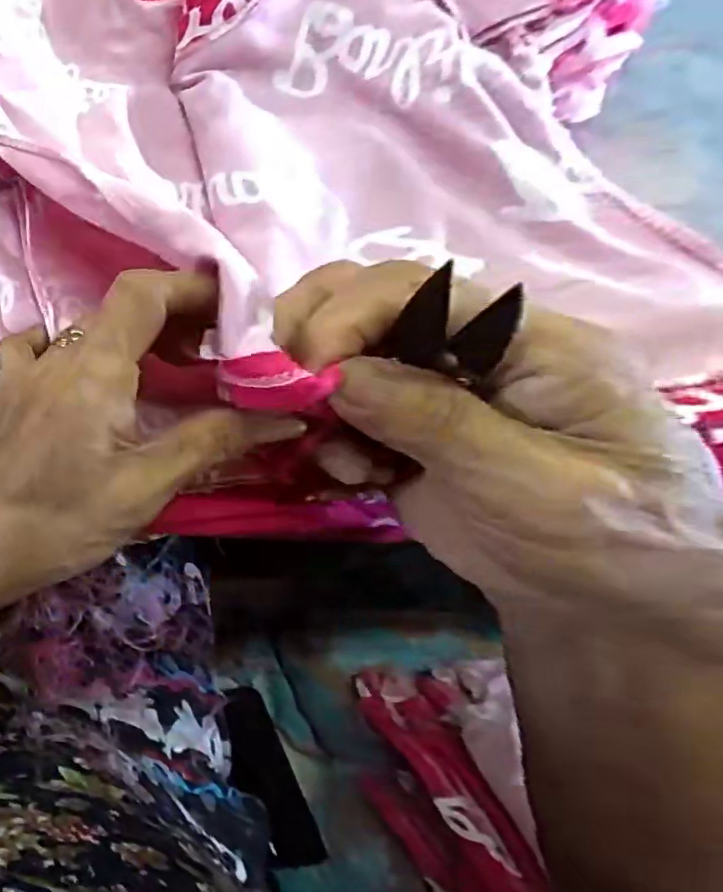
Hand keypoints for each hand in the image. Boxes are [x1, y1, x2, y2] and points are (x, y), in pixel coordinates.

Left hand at [0, 269, 307, 652]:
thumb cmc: (64, 520)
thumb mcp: (146, 485)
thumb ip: (211, 440)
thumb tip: (282, 415)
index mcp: (91, 369)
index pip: (140, 293)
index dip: (191, 288)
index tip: (236, 313)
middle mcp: (53, 358)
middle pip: (117, 311)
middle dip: (175, 320)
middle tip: (220, 355)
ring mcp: (22, 374)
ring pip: (83, 331)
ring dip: (131, 339)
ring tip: (173, 370)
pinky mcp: (6, 394)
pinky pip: (37, 349)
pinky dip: (71, 349)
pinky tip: (89, 376)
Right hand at [276, 260, 722, 631]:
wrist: (608, 602)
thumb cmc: (604, 540)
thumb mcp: (527, 481)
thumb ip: (433, 419)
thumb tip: (333, 375)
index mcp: (529, 342)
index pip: (413, 288)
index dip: (344, 319)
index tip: (306, 378)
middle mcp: (472, 348)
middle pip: (360, 296)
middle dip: (305, 339)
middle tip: (284, 393)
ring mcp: (430, 385)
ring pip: (332, 347)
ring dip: (309, 396)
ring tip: (331, 449)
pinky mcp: (395, 423)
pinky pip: (330, 405)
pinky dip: (321, 436)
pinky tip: (354, 475)